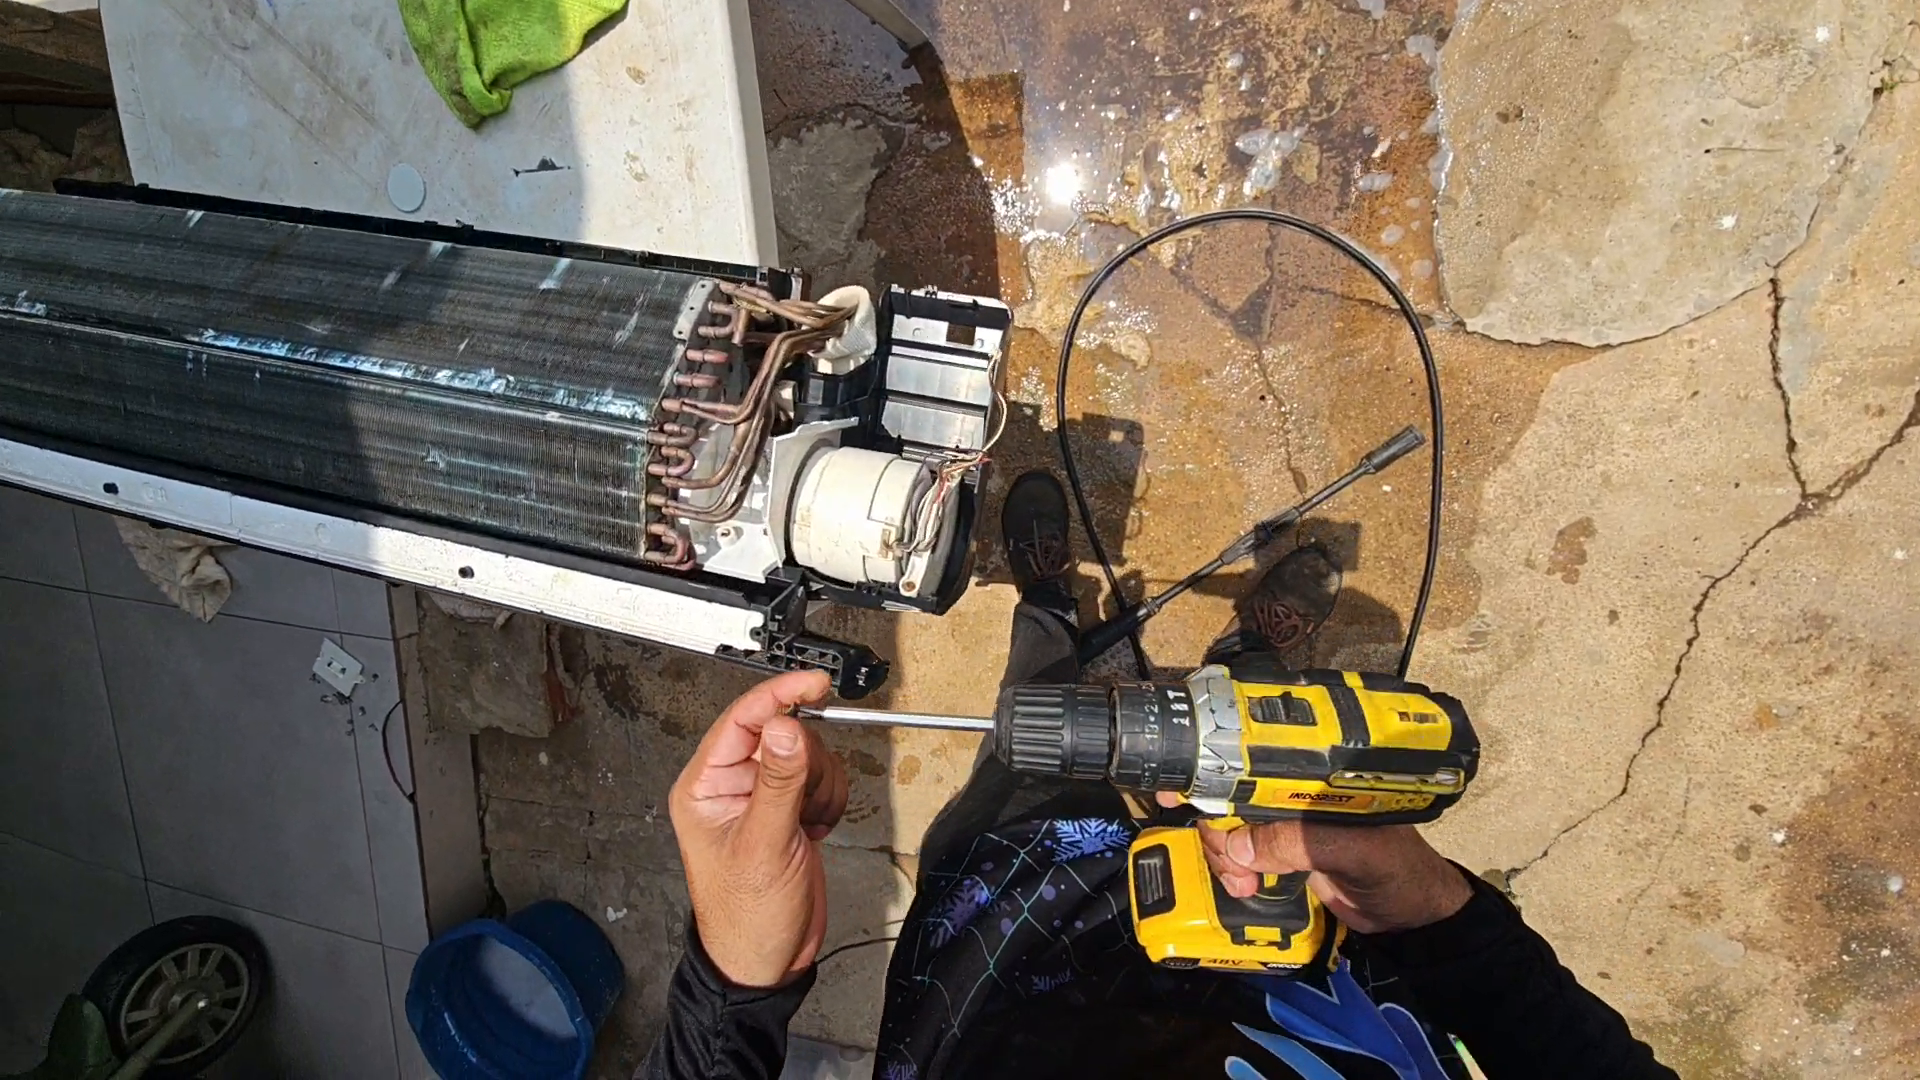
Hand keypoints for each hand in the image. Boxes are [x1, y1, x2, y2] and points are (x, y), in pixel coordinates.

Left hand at [669, 671, 847, 987]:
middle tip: (806, 799)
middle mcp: (733, 782)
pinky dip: (829, 798)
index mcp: (706, 785)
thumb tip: (785, 726)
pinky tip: (814, 826)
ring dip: (822, 784)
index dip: (780, 694)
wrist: (770, 959)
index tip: (815, 683)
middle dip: (808, 762)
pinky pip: (823, 775)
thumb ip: (779, 782)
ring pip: (810, 752)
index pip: (743, 718)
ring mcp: (764, 793)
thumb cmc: (746, 916)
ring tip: (808, 821)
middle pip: (784, 731)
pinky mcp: (790, 804)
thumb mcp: (764, 846)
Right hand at [1156, 794, 1472, 933]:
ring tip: (1243, 885)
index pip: (1249, 764)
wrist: (1412, 921)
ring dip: (1221, 855)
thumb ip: (1298, 843)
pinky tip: (1241, 885)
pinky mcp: (1272, 852)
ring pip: (1224, 826)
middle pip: (1224, 795)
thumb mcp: (1354, 852)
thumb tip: (1239, 847)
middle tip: (1230, 867)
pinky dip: (1227, 867)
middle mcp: (1286, 792)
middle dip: (1215, 830)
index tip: (1180, 792)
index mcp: (1307, 778)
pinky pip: (1234, 851)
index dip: (1210, 773)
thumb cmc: (1396, 872)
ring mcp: (1277, 823)